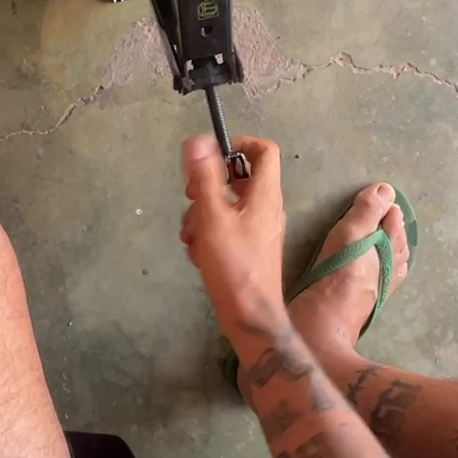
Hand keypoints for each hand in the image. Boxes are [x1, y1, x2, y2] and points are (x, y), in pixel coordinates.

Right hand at [180, 135, 287, 329]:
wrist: (249, 316)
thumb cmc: (234, 265)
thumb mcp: (212, 217)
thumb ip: (204, 178)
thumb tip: (198, 141)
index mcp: (265, 193)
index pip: (264, 150)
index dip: (238, 144)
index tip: (210, 157)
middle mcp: (267, 206)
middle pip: (238, 177)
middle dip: (208, 184)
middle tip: (190, 197)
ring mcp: (259, 228)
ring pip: (227, 203)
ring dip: (203, 213)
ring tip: (191, 235)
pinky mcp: (250, 246)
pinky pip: (227, 226)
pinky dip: (210, 232)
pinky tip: (199, 251)